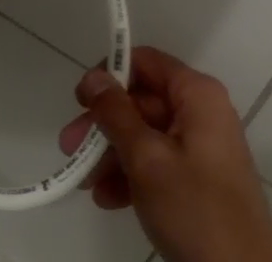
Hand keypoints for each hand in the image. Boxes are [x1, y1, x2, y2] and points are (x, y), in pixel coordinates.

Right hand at [58, 47, 271, 261]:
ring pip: (146, 135)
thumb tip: (94, 76)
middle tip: (69, 146)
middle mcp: (202, 113)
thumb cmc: (194, 208)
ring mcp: (202, 148)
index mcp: (197, 95)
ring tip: (85, 183)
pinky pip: (158, 163)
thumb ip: (116, 114)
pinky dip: (132, 175)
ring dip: (112, 154)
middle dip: (104, 124)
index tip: (79, 99)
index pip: (146, 62)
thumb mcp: (147, 159)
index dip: (110, 73)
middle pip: (142, 101)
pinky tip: (108, 199)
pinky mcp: (199, 180)